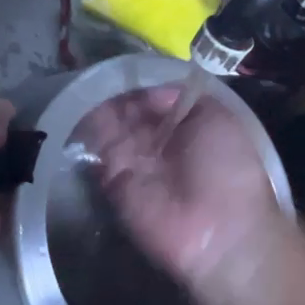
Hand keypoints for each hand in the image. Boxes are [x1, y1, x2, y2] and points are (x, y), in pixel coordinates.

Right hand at [81, 85, 288, 296]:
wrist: (221, 231)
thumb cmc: (227, 169)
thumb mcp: (217, 118)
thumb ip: (181, 97)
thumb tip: (147, 92)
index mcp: (182, 125)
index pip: (149, 99)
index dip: (135, 86)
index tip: (119, 73)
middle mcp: (155, 143)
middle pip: (125, 113)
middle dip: (111, 97)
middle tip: (95, 81)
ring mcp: (133, 163)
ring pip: (106, 131)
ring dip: (95, 113)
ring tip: (82, 94)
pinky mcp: (114, 185)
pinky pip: (94, 157)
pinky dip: (83, 138)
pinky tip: (77, 119)